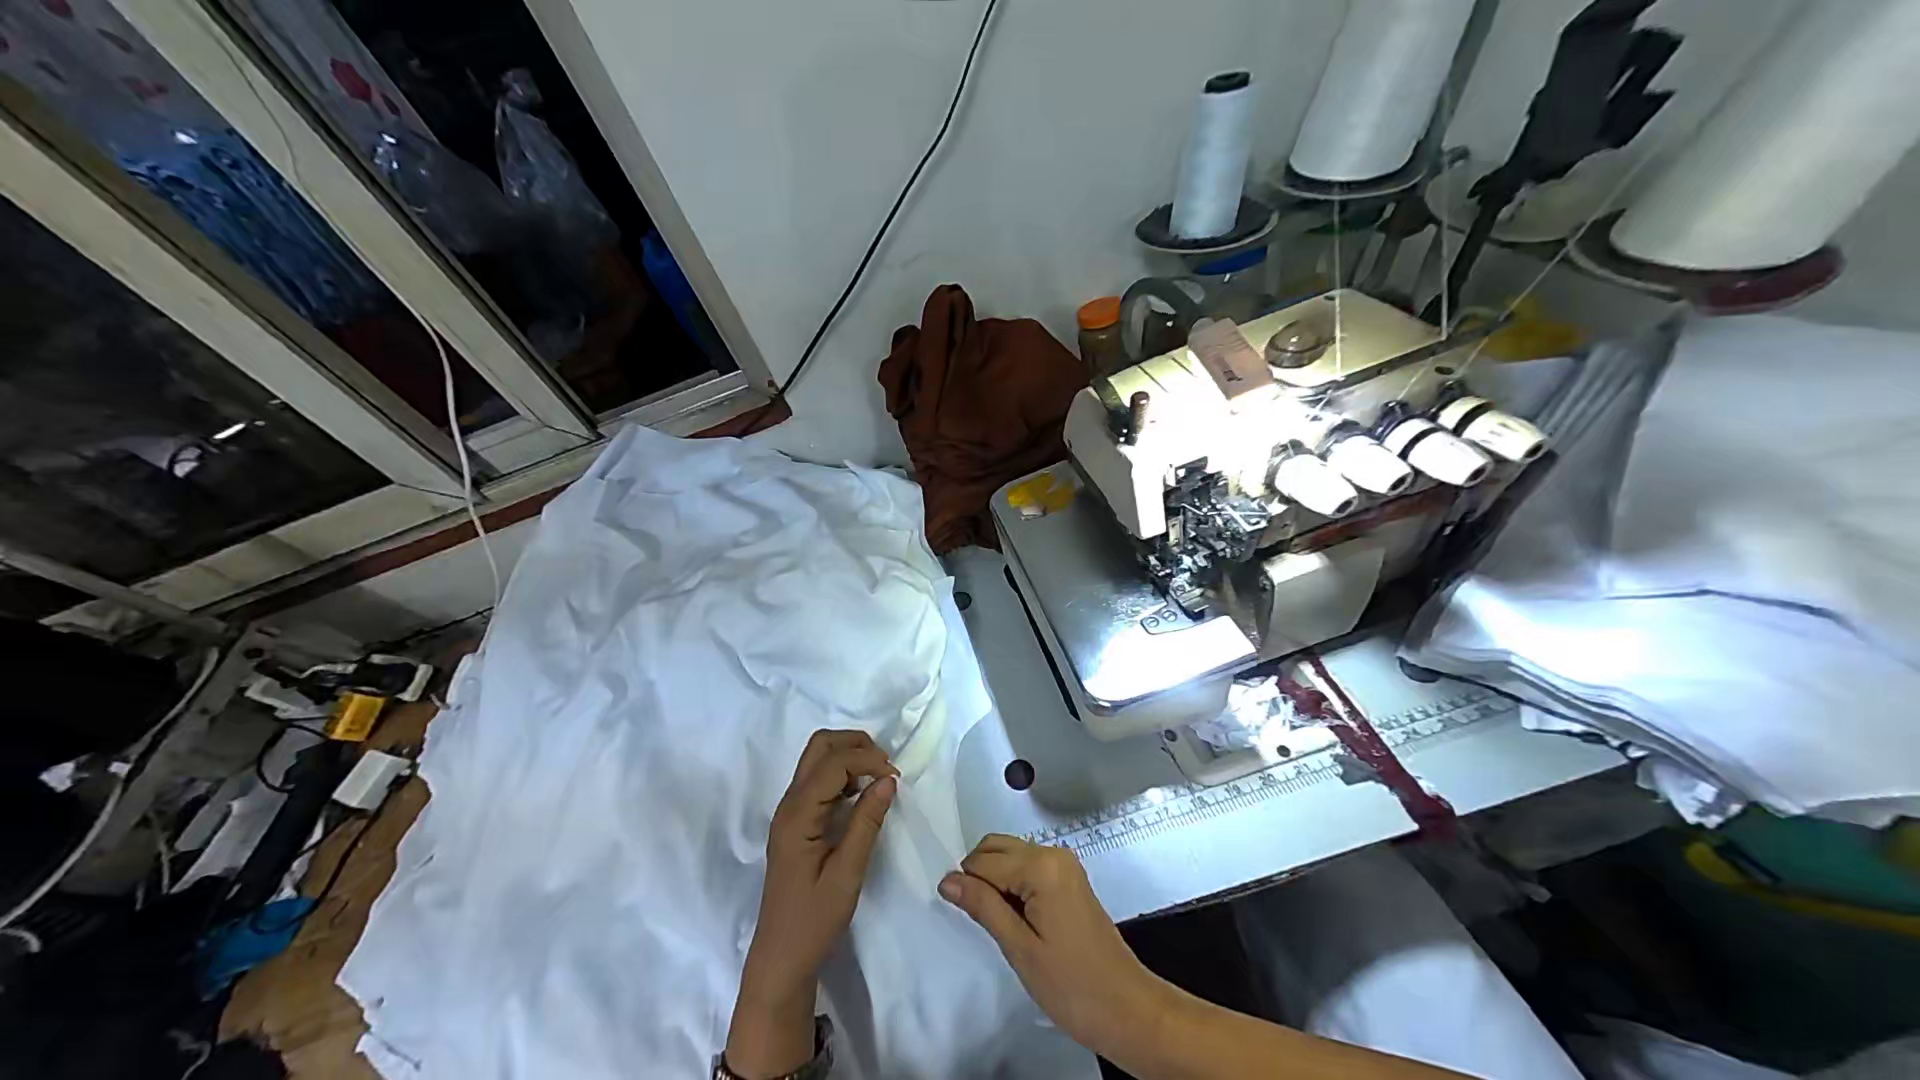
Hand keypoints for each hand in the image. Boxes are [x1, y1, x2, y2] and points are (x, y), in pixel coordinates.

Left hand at [727, 730, 897, 1076]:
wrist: (780, 958)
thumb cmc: (814, 921)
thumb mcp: (848, 874)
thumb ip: (867, 823)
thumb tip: (888, 780)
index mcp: (798, 815)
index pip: (833, 762)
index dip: (868, 760)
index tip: (896, 778)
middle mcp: (789, 804)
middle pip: (820, 746)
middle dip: (856, 745)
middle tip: (886, 768)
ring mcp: (789, 811)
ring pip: (817, 759)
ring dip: (849, 757)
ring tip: (879, 779)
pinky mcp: (796, 821)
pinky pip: (818, 779)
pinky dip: (843, 774)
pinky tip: (862, 795)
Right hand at [939, 834, 1168, 1054]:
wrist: (1127, 1008)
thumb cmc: (1071, 984)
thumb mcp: (1019, 948)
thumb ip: (983, 906)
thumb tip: (948, 879)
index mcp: (1041, 866)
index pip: (983, 861)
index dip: (967, 887)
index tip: (969, 920)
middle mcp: (1053, 853)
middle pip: (996, 847)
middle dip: (980, 876)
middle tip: (985, 921)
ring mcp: (1064, 864)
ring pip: (1010, 854)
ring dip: (996, 880)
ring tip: (1002, 923)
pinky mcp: (1069, 878)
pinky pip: (1027, 866)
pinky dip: (1013, 883)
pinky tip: (1018, 918)